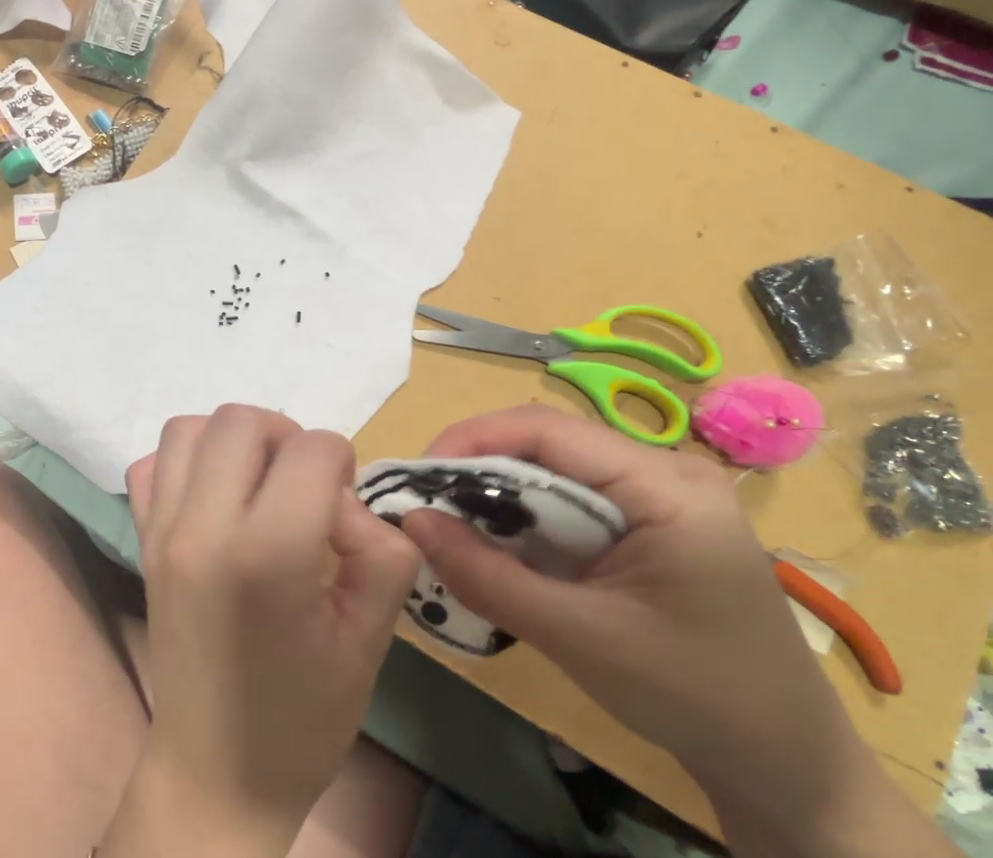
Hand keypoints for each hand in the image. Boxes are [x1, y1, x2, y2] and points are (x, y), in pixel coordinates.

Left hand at [115, 406, 420, 850]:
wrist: (217, 768)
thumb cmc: (304, 715)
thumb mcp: (371, 636)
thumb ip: (378, 549)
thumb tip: (344, 498)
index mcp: (268, 552)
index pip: (313, 447)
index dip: (345, 468)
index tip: (346, 519)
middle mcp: (202, 526)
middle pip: (242, 420)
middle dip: (289, 441)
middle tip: (308, 494)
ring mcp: (161, 530)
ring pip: (188, 428)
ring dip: (234, 443)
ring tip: (260, 490)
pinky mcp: (140, 540)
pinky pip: (151, 465)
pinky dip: (184, 464)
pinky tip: (213, 503)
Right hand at [397, 406, 953, 857]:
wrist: (782, 761)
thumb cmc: (694, 693)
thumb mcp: (579, 637)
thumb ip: (488, 577)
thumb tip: (409, 521)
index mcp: (666, 487)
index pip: (546, 430)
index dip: (471, 441)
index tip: (415, 480)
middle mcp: (662, 477)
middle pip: (545, 449)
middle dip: (474, 476)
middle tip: (419, 513)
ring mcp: (657, 504)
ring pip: (550, 480)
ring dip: (493, 505)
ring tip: (443, 535)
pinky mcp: (645, 532)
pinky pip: (565, 511)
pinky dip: (520, 529)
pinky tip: (492, 557)